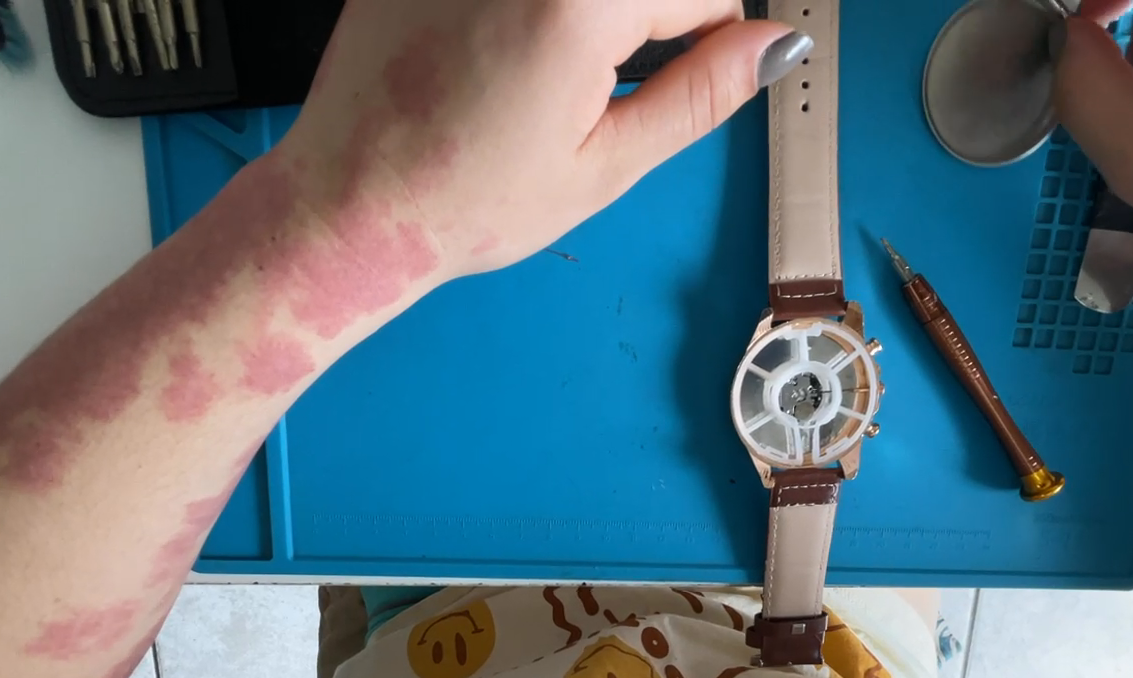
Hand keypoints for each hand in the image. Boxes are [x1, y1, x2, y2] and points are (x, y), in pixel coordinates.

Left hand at [274, 0, 805, 282]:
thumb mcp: (600, 167)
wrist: (355, 203)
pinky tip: (504, 54)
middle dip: (651, 20)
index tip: (681, 82)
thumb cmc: (469, 204)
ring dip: (596, 21)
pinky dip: (535, 11)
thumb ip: (696, 98)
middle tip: (604, 86)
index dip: (709, 38)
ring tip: (547, 77)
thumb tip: (777, 48)